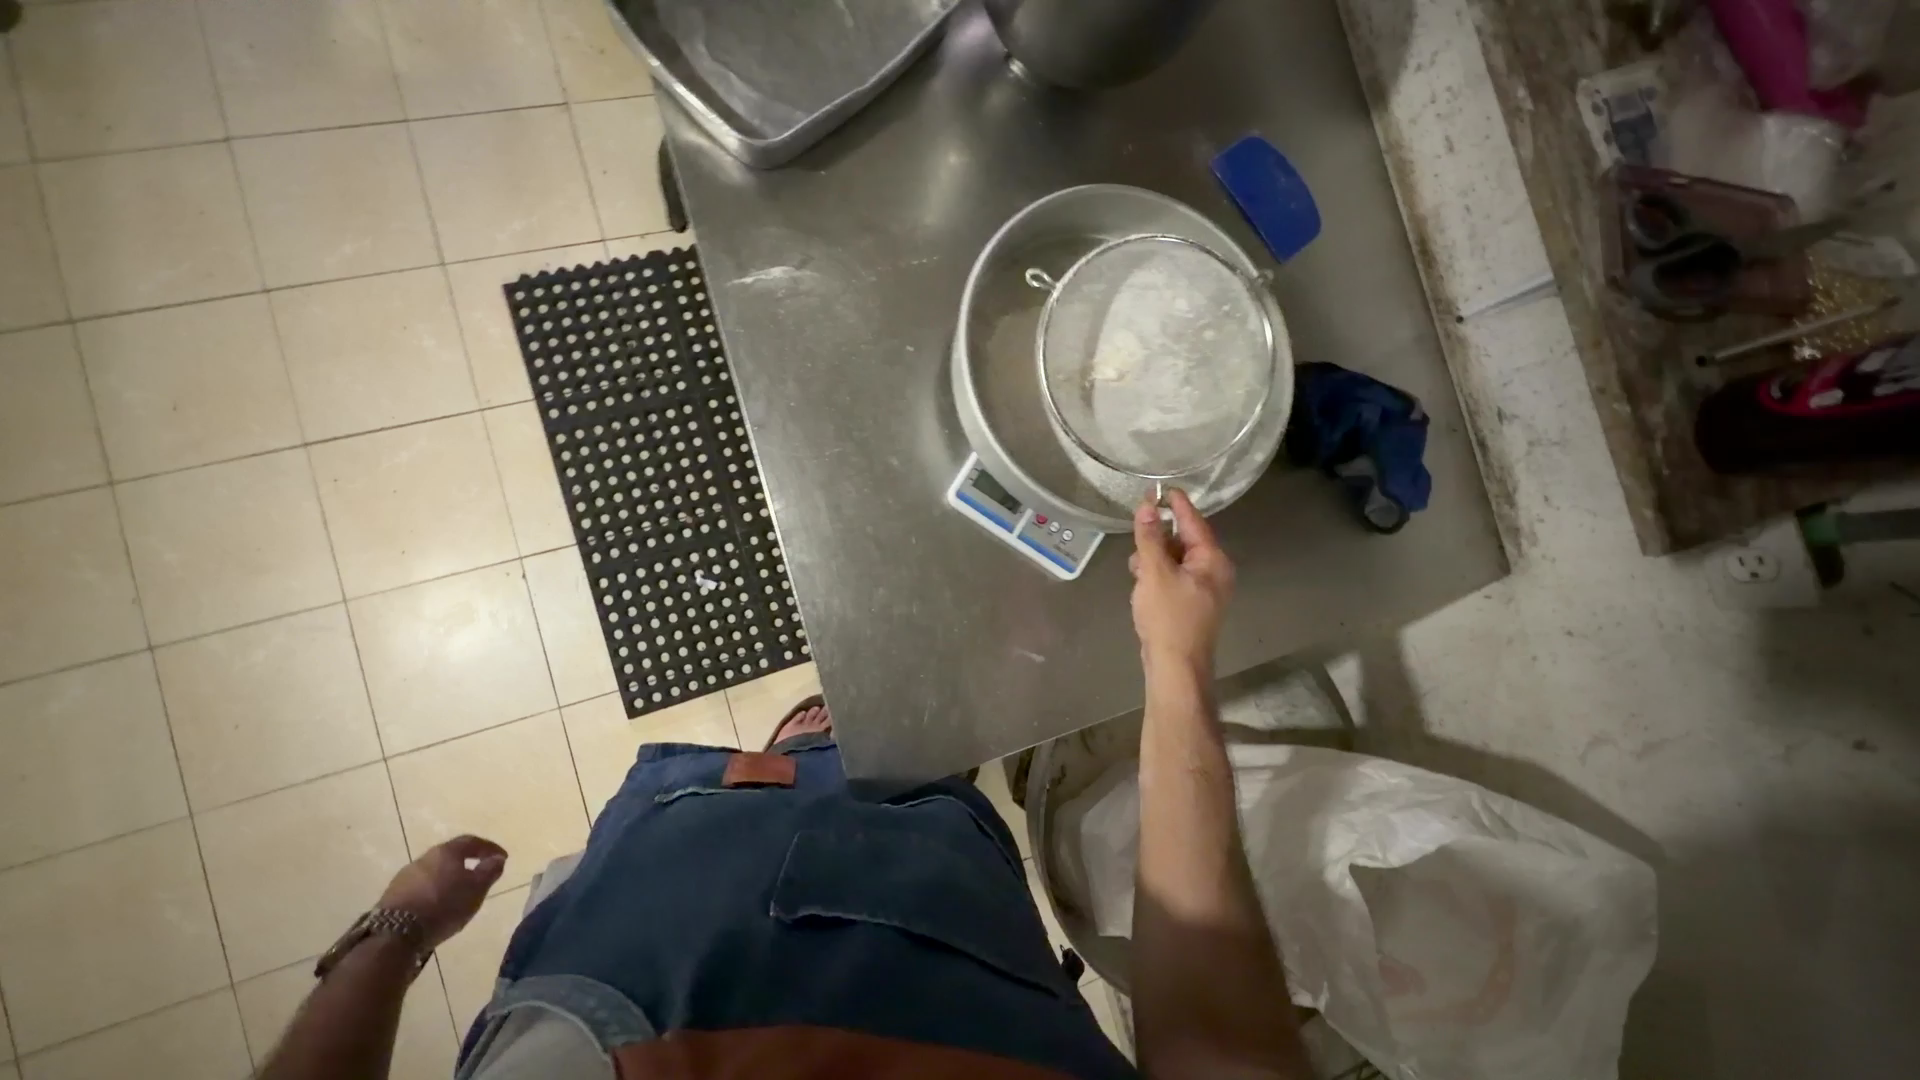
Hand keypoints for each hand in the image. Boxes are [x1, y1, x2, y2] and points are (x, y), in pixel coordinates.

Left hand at [377, 836, 506, 948]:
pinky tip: (436, 904)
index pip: (472, 842)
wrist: (394, 934)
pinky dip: (432, 890)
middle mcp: (424, 858)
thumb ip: (490, 871)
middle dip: (466, 862)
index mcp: (446, 852)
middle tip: (479, 873)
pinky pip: (420, 887)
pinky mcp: (391, 895)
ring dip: (447, 878)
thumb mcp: (476, 889)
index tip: (502, 858)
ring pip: (433, 871)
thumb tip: (497, 858)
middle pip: (450, 855)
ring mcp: (404, 876)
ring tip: (457, 892)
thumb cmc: (444, 905)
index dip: (489, 848)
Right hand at [1129, 489, 1233, 673]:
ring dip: (1155, 559)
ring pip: (1177, 560)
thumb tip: (1147, 507)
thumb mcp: (1154, 573)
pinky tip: (1142, 584)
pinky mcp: (1193, 604)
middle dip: (1158, 539)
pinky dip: (1158, 575)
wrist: (1176, 666)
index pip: (1194, 522)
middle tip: (1137, 540)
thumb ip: (1150, 538)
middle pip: (1185, 540)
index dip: (1176, 504)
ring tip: (1136, 570)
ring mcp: (1205, 590)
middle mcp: (1215, 572)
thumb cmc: (1168, 617)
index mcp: (1213, 561)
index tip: (1160, 488)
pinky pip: (1175, 577)